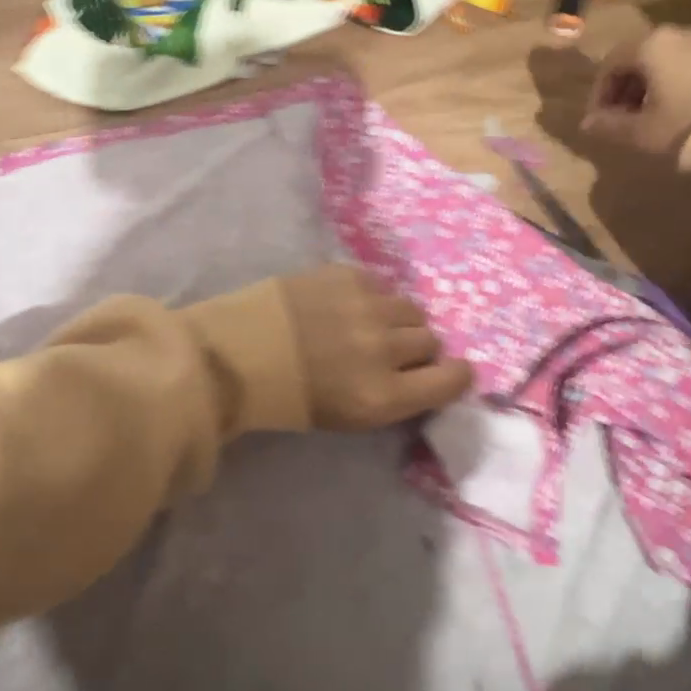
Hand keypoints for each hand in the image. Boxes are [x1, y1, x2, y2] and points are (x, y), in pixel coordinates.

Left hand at [282, 265, 473, 430]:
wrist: (235, 352)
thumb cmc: (286, 397)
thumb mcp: (347, 415)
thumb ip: (392, 395)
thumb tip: (422, 372)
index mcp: (383, 397)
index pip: (451, 380)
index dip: (456, 375)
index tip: (450, 372)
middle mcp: (385, 350)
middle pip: (431, 341)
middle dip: (418, 349)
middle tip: (390, 352)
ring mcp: (368, 307)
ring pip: (411, 308)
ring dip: (398, 319)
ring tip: (369, 324)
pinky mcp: (349, 275)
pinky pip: (381, 285)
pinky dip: (372, 297)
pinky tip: (345, 305)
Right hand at [581, 24, 690, 153]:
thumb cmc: (689, 127)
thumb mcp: (643, 133)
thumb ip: (611, 126)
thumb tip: (588, 124)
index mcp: (652, 44)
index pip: (611, 63)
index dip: (600, 94)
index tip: (600, 122)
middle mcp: (681, 33)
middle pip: (641, 58)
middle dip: (627, 90)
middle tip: (625, 122)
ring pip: (669, 63)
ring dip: (655, 88)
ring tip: (655, 120)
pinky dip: (681, 86)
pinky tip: (685, 114)